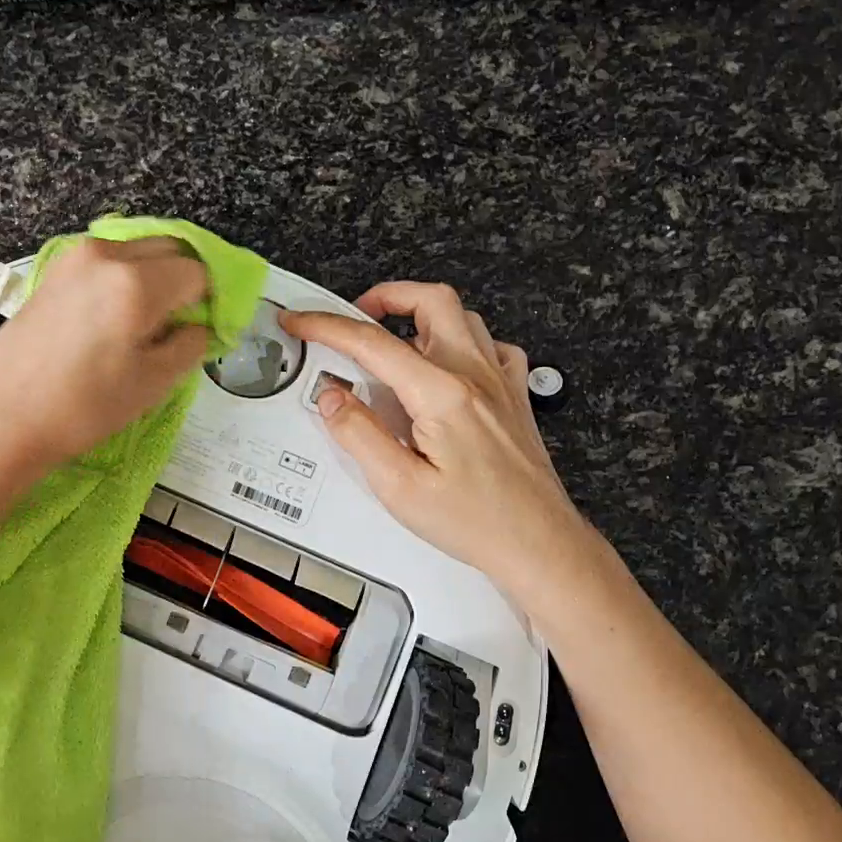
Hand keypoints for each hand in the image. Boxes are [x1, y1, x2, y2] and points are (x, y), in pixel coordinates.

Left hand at [0, 236, 211, 472]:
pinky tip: (113, 320)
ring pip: (138, 251)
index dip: (210, 301)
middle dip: (184, 282)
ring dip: (154, 278)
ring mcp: (75, 258)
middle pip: (170, 249)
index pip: (198, 273)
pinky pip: (107, 261)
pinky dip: (123, 279)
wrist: (3, 417)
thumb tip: (200, 325)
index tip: (205, 329)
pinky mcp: (55, 270)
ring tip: (143, 327)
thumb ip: (190, 344)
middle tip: (178, 328)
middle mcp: (106, 255)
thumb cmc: (80, 408)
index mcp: (136, 282)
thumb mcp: (152, 383)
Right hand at [280, 282, 596, 589]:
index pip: (372, 342)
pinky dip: (460, 339)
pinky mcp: (513, 397)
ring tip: (389, 336)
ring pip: (461, 316)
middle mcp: (475, 377)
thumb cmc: (479, 522)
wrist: (540, 545)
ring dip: (419, 314)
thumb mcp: (399, 488)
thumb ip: (358, 434)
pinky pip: (491, 345)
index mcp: (441, 394)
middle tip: (353, 315)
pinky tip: (444, 361)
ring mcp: (499, 383)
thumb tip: (332, 399)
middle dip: (384, 296)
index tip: (301, 322)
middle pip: (430, 300)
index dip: (326, 326)